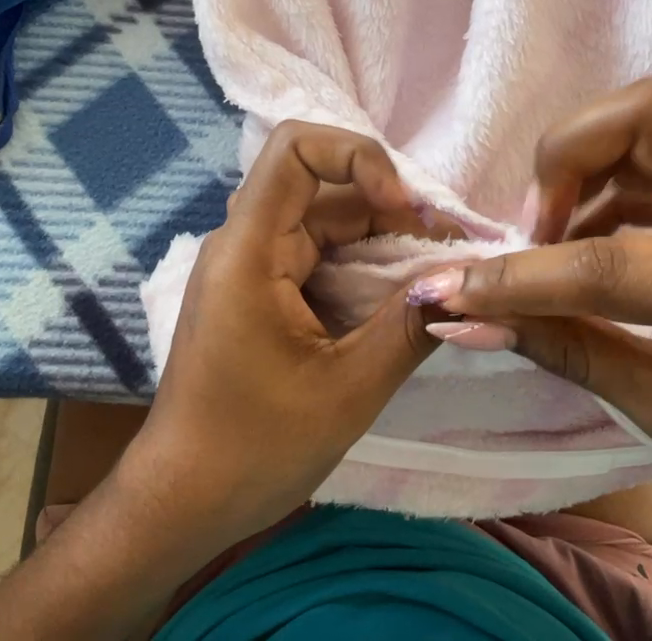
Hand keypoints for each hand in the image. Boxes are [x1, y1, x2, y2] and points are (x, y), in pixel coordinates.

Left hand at [120, 120, 440, 545]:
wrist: (184, 501)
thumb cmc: (256, 447)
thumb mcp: (348, 389)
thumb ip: (410, 325)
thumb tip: (468, 280)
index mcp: (248, 250)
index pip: (296, 149)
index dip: (359, 156)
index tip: (406, 207)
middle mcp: (244, 243)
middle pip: (322, 186)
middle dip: (390, 205)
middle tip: (450, 248)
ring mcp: (250, 268)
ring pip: (325, 222)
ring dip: (382, 238)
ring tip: (439, 271)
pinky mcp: (260, 293)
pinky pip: (318, 256)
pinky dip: (363, 266)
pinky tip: (402, 294)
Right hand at [422, 81, 651, 597]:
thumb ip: (567, 350)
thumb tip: (467, 318)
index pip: (615, 261)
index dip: (522, 275)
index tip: (454, 290)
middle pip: (649, 113)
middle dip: (565, 154)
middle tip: (535, 229)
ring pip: (651, 117)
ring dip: (581, 162)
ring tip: (553, 235)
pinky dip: (602, 180)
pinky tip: (586, 237)